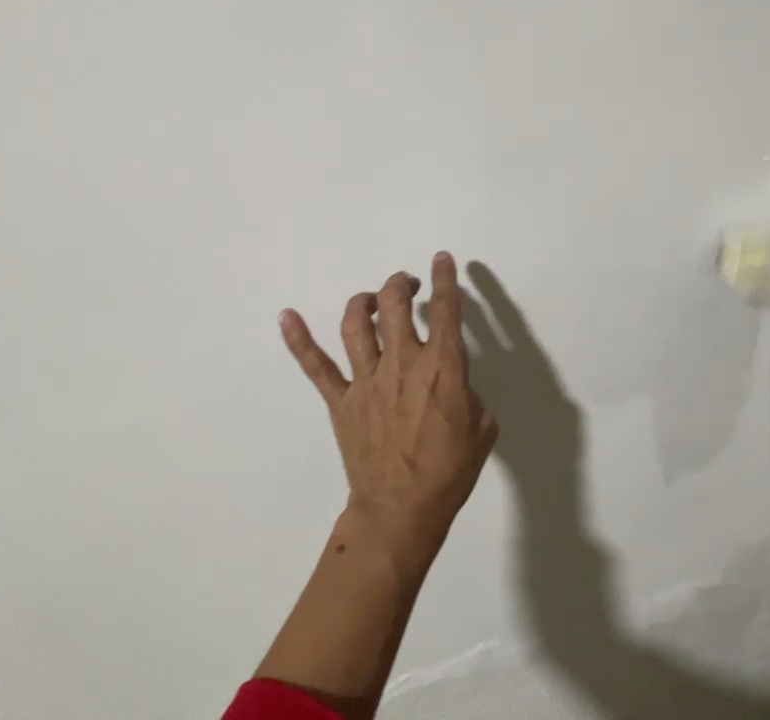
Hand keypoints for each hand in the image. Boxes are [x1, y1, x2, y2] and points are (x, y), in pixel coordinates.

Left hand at [280, 251, 499, 563]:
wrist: (402, 509)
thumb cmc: (450, 471)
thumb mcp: (482, 427)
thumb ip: (467, 394)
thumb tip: (452, 386)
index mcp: (443, 366)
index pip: (446, 310)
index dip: (445, 279)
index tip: (442, 259)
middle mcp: (402, 362)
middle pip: (395, 305)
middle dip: (401, 284)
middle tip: (408, 284)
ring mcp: (366, 380)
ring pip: (357, 324)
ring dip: (364, 302)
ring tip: (373, 299)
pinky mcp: (341, 401)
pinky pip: (316, 365)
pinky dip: (299, 339)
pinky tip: (287, 317)